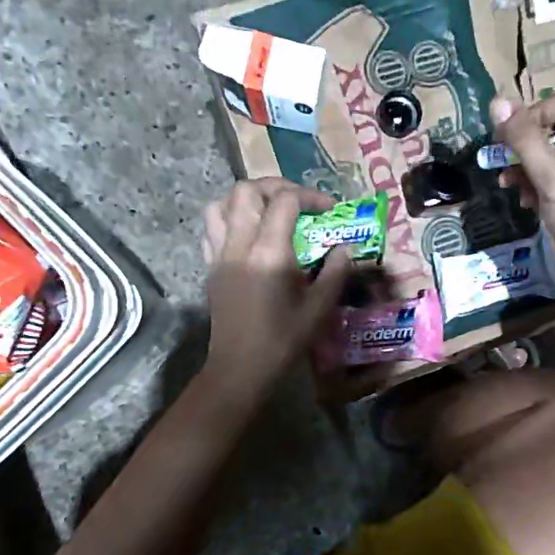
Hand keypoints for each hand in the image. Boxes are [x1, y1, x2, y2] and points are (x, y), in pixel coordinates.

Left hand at [200, 178, 350, 398]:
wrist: (240, 368)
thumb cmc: (283, 341)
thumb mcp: (319, 308)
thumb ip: (336, 272)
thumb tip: (344, 249)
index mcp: (269, 253)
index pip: (285, 200)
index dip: (311, 196)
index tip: (329, 210)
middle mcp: (239, 245)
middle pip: (247, 190)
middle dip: (276, 186)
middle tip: (298, 201)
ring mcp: (219, 254)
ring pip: (222, 203)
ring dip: (247, 198)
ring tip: (269, 211)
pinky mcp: (210, 267)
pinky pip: (212, 228)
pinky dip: (229, 218)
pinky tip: (248, 234)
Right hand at [494, 89, 554, 295]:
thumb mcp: (552, 174)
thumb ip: (523, 138)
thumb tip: (497, 102)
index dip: (540, 112)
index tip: (516, 137)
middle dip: (528, 145)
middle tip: (503, 162)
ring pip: (554, 155)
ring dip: (527, 167)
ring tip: (509, 185)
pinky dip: (538, 185)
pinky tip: (525, 201)